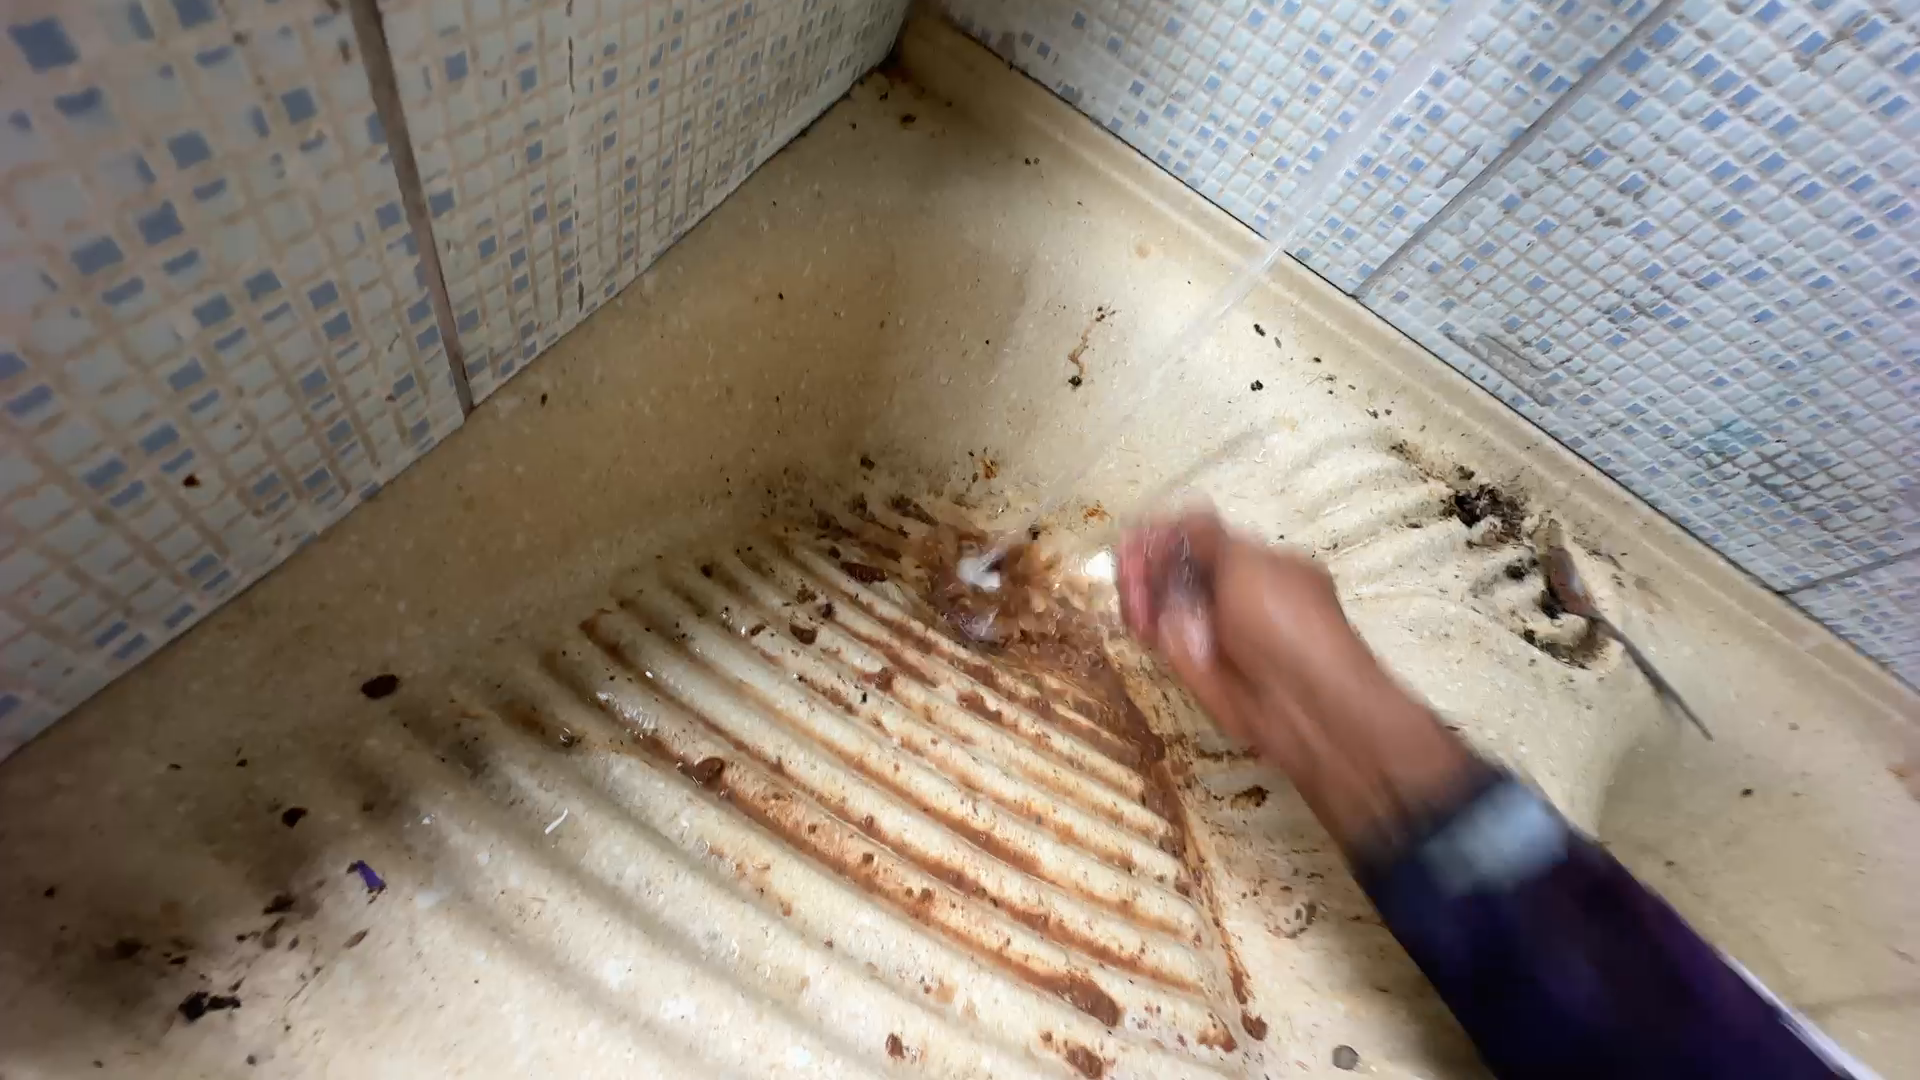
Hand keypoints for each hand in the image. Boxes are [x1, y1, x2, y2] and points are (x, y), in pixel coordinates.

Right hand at [1117, 510, 1478, 853]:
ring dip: (1141, 594)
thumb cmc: (1285, 623)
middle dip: (1146, 564)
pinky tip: (1139, 622)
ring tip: (1135, 604)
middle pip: (1173, 567)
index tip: (1136, 538)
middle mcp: (1233, 593)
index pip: (1199, 538)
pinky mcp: (1192, 660)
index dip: (1165, 535)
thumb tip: (1172, 522)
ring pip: (1160, 599)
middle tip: (1128, 572)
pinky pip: (1158, 633)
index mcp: (1258, 565)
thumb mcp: (1249, 563)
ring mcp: (1211, 628)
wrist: (1302, 706)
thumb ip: (1204, 537)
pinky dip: (1144, 624)